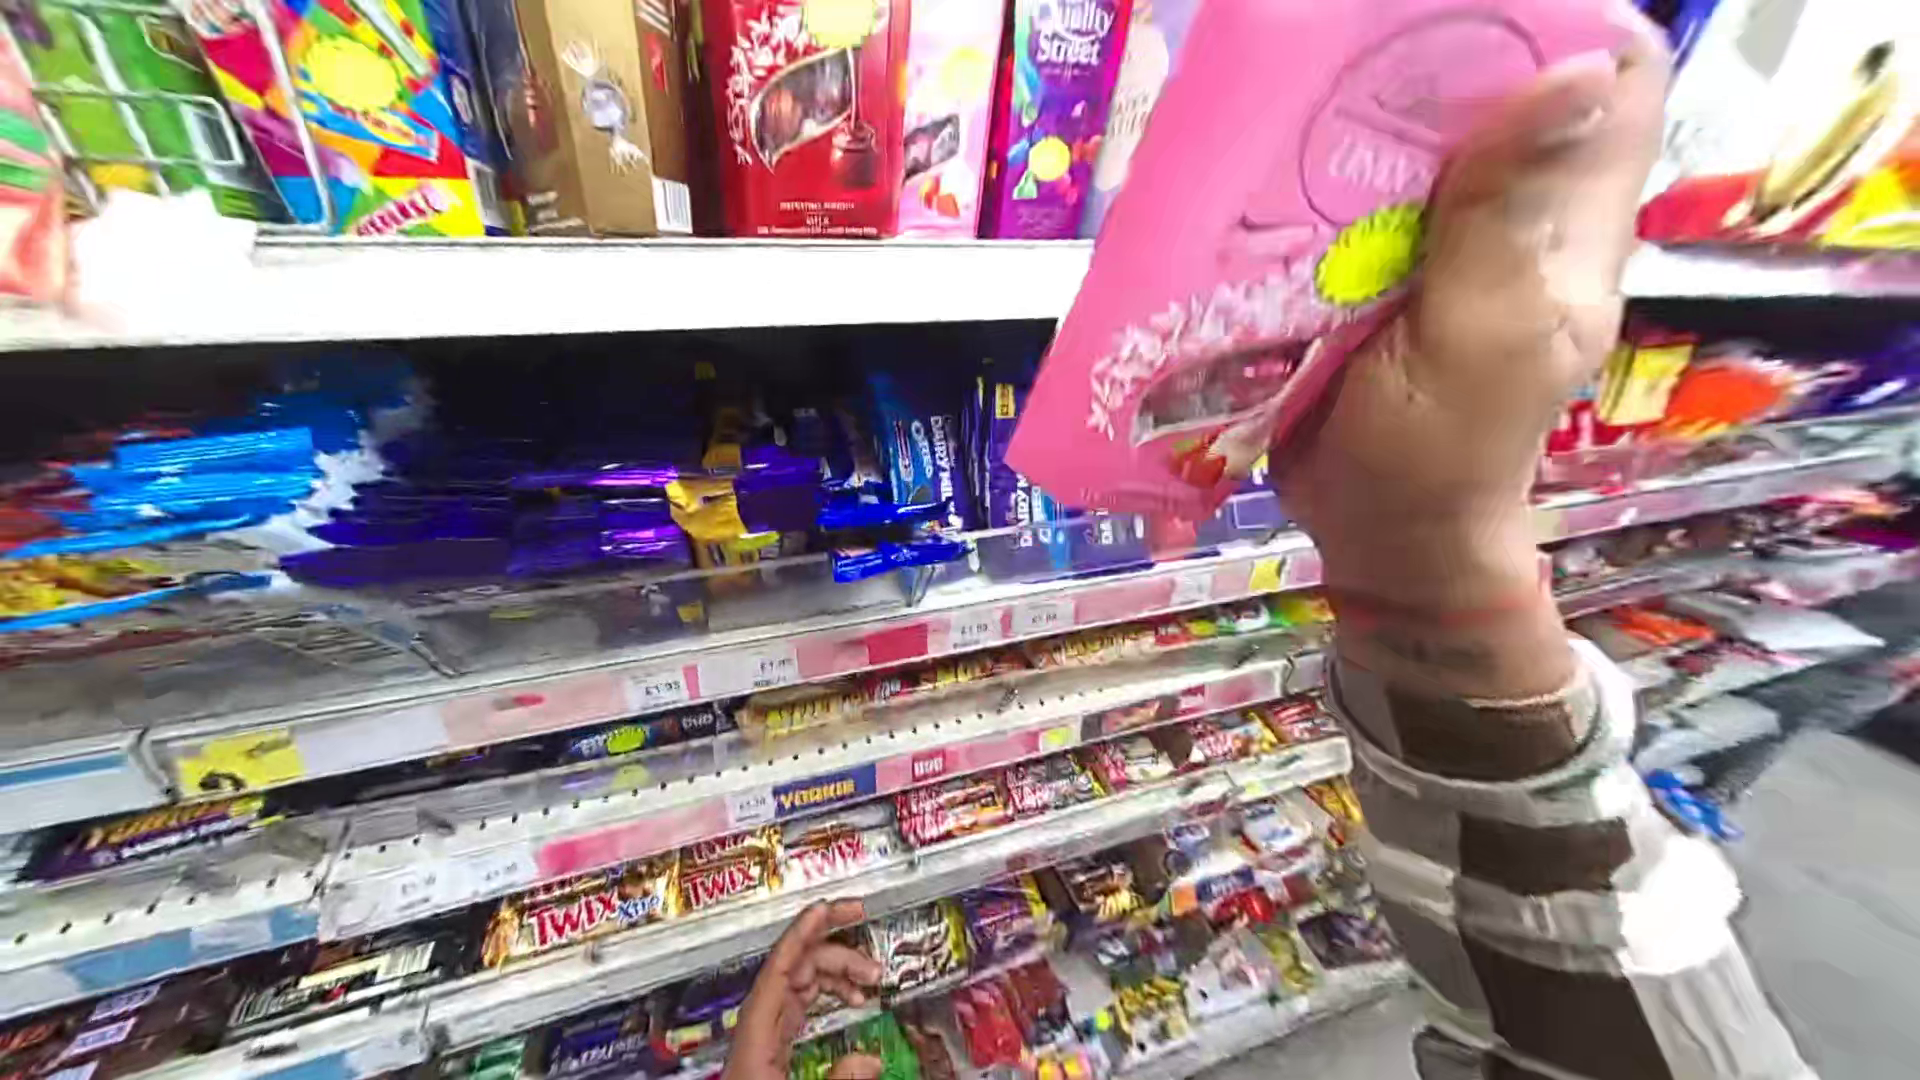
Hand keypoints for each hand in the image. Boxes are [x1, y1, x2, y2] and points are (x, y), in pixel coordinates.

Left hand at [722, 900, 884, 1079]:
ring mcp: (765, 1034)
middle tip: (872, 954)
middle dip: (835, 950)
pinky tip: (851, 997)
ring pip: (802, 981)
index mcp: (754, 1034)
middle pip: (796, 966)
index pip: (780, 965)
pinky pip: (802, 1002)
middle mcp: (757, 1025)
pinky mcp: (773, 1046)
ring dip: (837, 970)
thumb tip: (872, 1060)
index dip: (805, 930)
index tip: (831, 907)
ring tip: (870, 979)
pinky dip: (829, 991)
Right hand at [1275, 6, 1668, 693]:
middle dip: (1411, 96)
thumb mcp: (1479, 343)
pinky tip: (1258, 212)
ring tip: (1277, 140)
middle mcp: (1494, 237)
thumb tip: (1569, 76)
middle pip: (1475, 127)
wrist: (1373, 529)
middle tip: (1327, 84)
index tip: (1441, 36)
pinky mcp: (1355, 304)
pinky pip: (1335, 242)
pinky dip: (1301, 221)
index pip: (1596, 92)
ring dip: (1340, 160)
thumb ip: (1506, 229)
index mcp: (1559, 236)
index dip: (1537, 42)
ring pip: (1392, 184)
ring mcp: (1417, 272)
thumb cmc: (1436, 452)